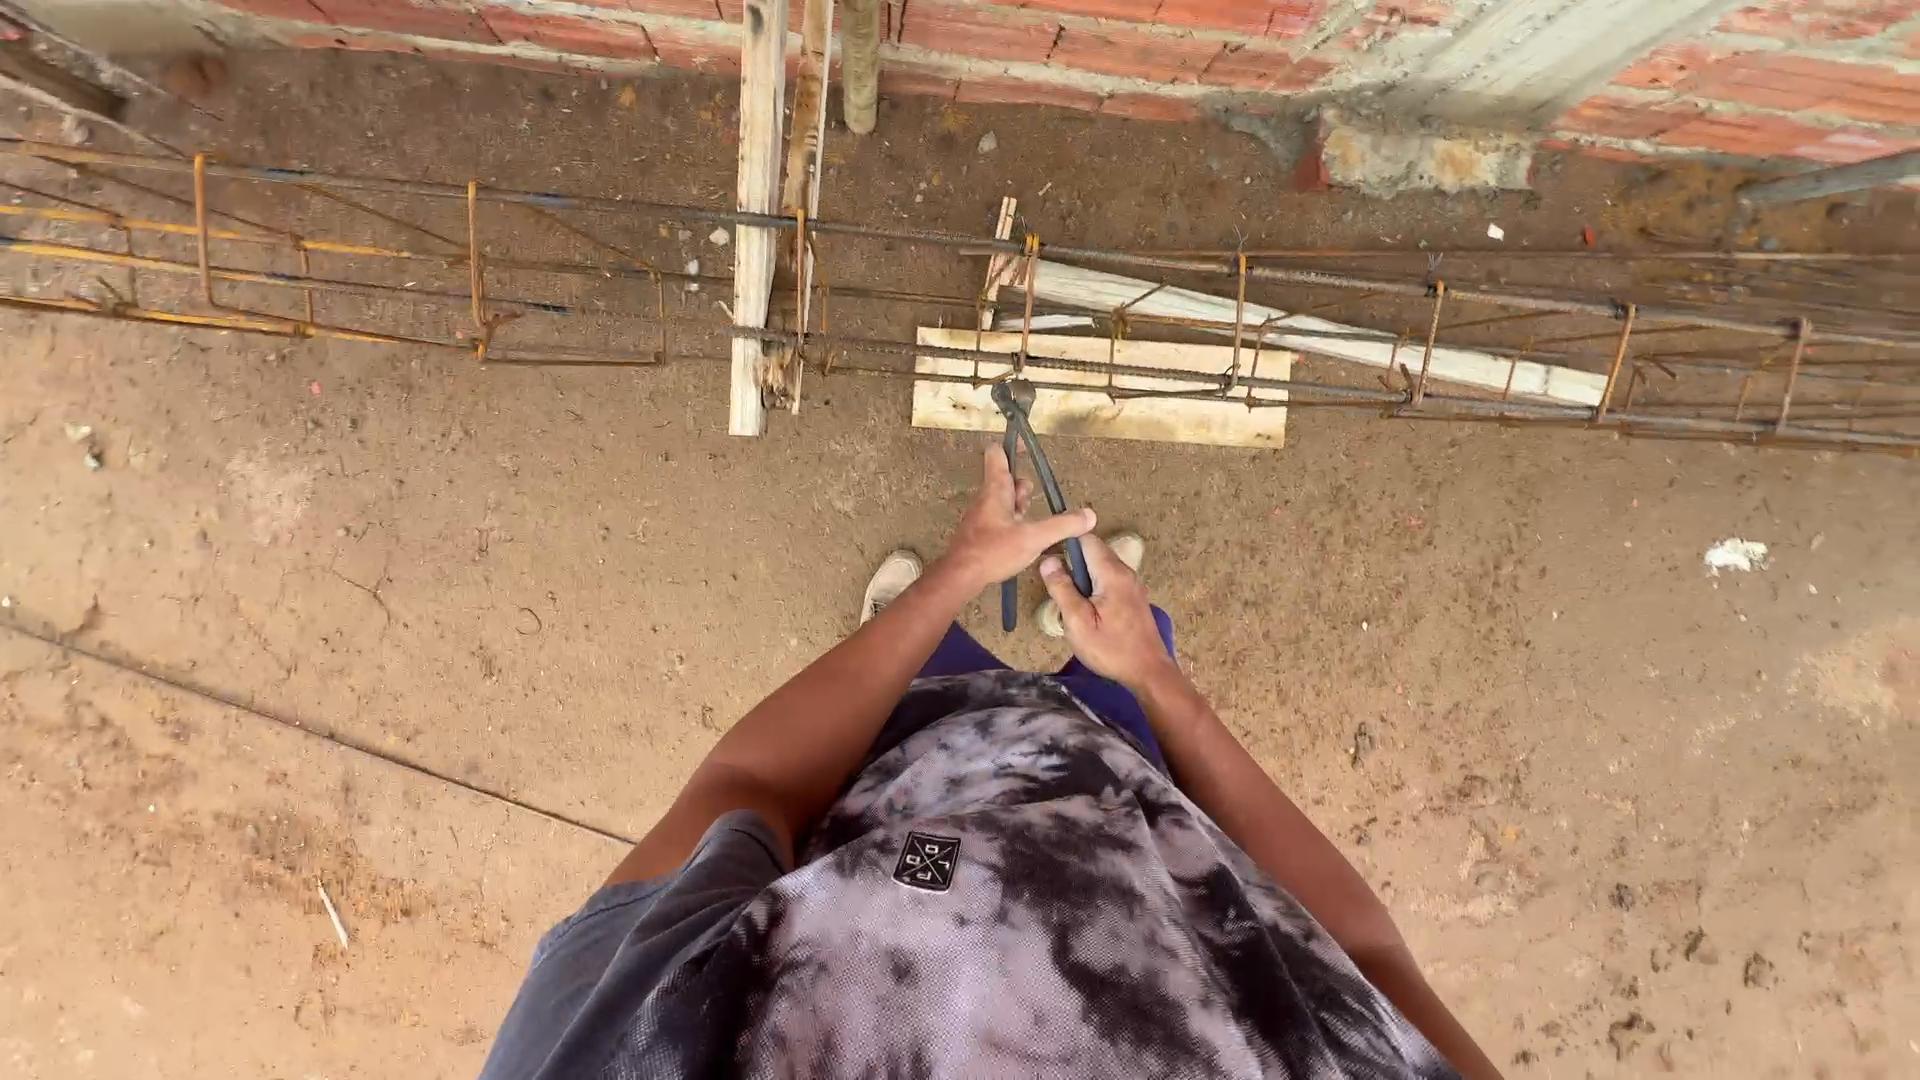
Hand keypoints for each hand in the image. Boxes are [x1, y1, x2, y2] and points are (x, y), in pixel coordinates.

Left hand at [938, 441, 1095, 589]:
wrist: (960, 577)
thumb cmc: (992, 552)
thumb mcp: (1033, 538)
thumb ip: (1062, 525)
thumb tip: (1089, 515)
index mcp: (995, 489)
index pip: (997, 453)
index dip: (1012, 446)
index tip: (1028, 448)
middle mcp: (986, 498)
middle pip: (1005, 478)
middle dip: (1023, 487)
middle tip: (1031, 504)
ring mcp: (981, 515)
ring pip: (1003, 500)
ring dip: (1019, 507)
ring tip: (1029, 524)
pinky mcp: (979, 532)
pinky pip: (998, 518)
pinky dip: (1012, 522)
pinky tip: (1020, 539)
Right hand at [1039, 534, 1180, 693]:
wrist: (1148, 672)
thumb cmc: (1111, 649)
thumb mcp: (1077, 621)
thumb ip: (1062, 588)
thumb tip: (1048, 560)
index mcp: (1112, 573)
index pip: (1087, 539)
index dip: (1065, 544)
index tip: (1050, 562)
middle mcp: (1126, 572)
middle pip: (1094, 552)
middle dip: (1073, 563)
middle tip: (1057, 587)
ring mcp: (1133, 585)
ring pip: (1101, 567)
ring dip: (1083, 577)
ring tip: (1070, 601)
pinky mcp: (1134, 598)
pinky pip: (1110, 580)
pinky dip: (1095, 587)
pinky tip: (1088, 610)